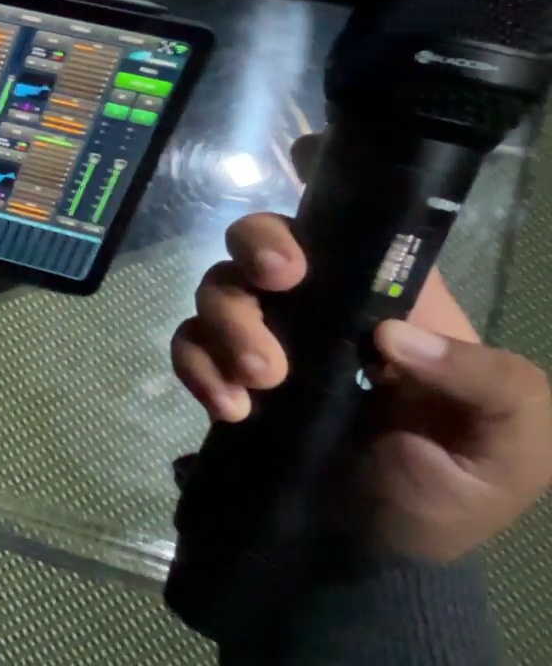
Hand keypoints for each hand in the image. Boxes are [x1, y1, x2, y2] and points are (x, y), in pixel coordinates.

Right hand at [174, 144, 551, 561]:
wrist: (371, 548)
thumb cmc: (456, 486)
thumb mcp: (515, 445)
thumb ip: (490, 385)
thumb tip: (393, 336)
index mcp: (397, 301)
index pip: (363, 224)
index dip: (328, 177)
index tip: (302, 156)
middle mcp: (320, 304)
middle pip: (264, 239)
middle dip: (258, 250)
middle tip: (274, 287)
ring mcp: (263, 333)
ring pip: (218, 287)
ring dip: (227, 324)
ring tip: (257, 383)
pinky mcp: (220, 368)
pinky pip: (187, 342)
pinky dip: (196, 367)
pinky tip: (226, 407)